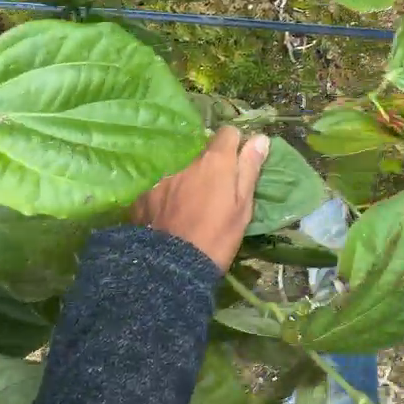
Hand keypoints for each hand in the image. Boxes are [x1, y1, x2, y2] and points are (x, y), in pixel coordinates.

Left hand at [133, 127, 269, 270]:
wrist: (170, 270)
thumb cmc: (216, 238)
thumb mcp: (242, 207)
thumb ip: (249, 169)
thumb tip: (260, 138)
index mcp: (215, 162)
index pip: (227, 134)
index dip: (235, 145)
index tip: (238, 163)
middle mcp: (187, 163)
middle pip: (203, 156)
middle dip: (210, 170)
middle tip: (215, 197)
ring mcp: (162, 179)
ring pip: (181, 175)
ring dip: (188, 186)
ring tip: (189, 214)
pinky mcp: (143, 197)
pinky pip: (160, 191)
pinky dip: (166, 201)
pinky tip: (168, 221)